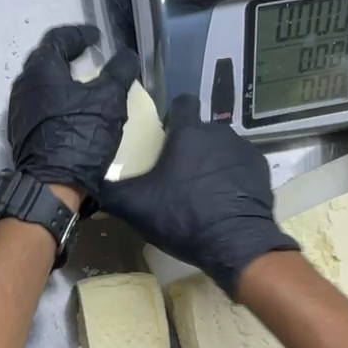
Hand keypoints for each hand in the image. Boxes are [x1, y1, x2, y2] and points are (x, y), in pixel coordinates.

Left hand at [6, 25, 140, 201]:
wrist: (53, 185)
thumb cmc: (81, 135)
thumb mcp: (109, 100)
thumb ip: (119, 72)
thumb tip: (126, 56)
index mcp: (41, 70)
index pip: (58, 38)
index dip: (79, 34)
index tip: (95, 38)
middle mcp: (23, 86)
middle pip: (45, 61)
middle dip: (67, 56)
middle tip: (86, 58)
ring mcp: (18, 112)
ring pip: (40, 86)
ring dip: (60, 81)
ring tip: (81, 85)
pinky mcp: (21, 133)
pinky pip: (38, 107)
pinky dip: (54, 102)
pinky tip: (70, 112)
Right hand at [99, 95, 298, 296]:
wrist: (235, 243)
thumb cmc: (182, 218)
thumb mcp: (136, 207)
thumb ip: (109, 191)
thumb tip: (86, 182)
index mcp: (188, 132)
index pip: (181, 104)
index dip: (171, 116)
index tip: (164, 135)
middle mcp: (219, 132)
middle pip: (200, 130)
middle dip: (189, 146)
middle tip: (175, 174)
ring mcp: (243, 150)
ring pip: (221, 148)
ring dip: (210, 162)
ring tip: (199, 190)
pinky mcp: (260, 170)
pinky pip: (239, 167)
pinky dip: (231, 177)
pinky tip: (221, 200)